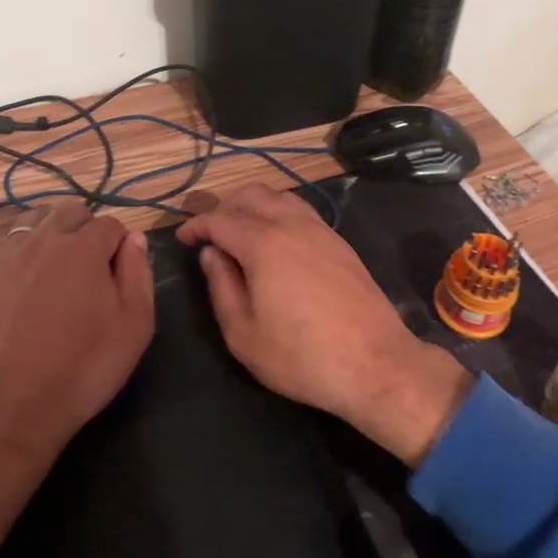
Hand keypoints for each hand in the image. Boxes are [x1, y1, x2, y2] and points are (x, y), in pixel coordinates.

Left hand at [0, 201, 154, 557]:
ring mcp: (10, 254)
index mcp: (84, 247)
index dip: (122, 247)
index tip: (121, 277)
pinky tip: (34, 278)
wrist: (8, 408)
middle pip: (73, 211)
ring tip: (63, 268)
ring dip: (57, 231)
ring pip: (39, 218)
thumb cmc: (82, 368)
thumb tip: (134, 239)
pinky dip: (29, 246)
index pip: (112, 224)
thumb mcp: (134, 326)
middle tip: (95, 270)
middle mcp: (45, 239)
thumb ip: (139, 273)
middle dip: (89, 230)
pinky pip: (13, 239)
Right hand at [177, 184, 472, 465]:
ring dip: (254, 206)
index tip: (182, 238)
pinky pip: (302, 211)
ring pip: (280, 197)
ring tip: (240, 234)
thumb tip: (211, 254)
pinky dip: (279, 214)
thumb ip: (221, 287)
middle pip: (252, 195)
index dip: (197, 226)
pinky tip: (275, 242)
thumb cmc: (301, 356)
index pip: (220, 220)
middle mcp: (293, 225)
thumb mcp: (244, 334)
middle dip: (225, 207)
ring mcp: (321, 230)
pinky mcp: (340, 243)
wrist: (375, 362)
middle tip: (210, 234)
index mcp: (264, 243)